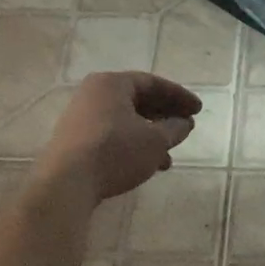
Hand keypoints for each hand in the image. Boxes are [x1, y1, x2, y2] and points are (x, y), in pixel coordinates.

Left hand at [36, 71, 201, 200]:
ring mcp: (81, 117)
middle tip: (185, 128)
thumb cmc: (116, 151)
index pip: (152, 83)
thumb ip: (175, 128)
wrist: (67, 182)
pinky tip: (145, 165)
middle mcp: (93, 94)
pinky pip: (112, 135)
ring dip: (150, 135)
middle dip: (164, 116)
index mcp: (112, 84)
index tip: (198, 110)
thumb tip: (184, 123)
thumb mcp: (155, 141)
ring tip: (169, 156)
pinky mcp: (75, 140)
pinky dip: (133, 145)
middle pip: (137, 100)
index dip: (179, 96)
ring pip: (125, 120)